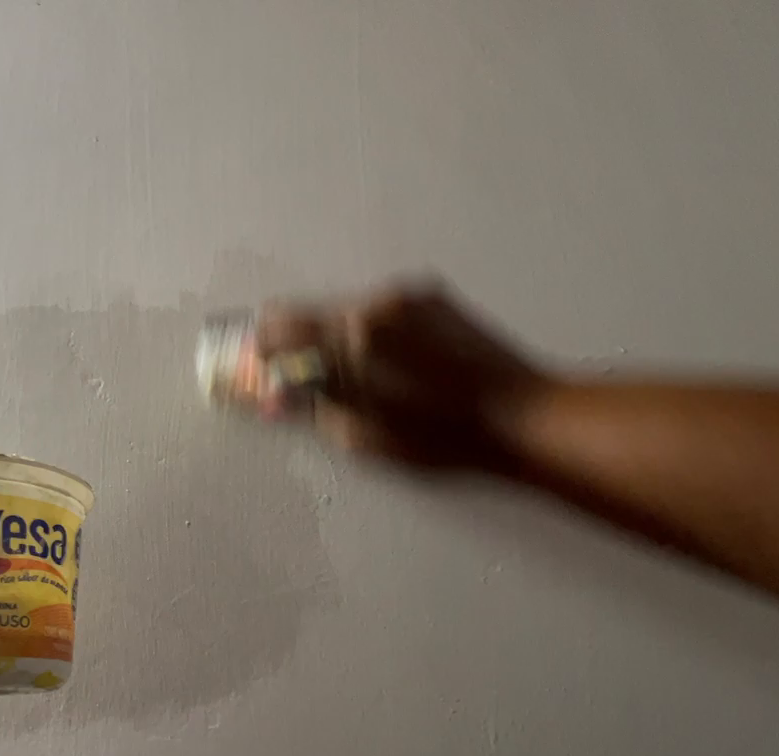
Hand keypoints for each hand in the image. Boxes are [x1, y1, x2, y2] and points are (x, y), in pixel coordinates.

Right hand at [256, 282, 550, 468]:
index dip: (261, 348)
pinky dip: (370, 332)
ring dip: (337, 338)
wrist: (519, 414)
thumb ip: (313, 408)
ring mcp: (406, 296)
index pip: (280, 327)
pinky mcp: (432, 296)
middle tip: (300, 378)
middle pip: (310, 313)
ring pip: (346, 310)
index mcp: (353, 340)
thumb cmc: (440, 436)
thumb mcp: (362, 435)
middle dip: (298, 345)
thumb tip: (276, 400)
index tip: (258, 366)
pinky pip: (380, 309)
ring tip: (355, 378)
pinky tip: (389, 364)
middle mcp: (375, 305)